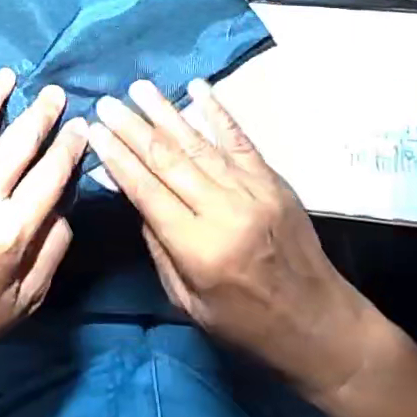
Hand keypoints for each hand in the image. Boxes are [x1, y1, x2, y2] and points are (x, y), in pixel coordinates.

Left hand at [0, 68, 84, 410]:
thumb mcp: (28, 299)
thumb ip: (53, 247)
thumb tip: (62, 201)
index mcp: (10, 234)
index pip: (50, 174)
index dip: (69, 146)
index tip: (81, 125)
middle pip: (17, 144)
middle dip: (41, 114)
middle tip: (55, 93)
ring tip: (8, 77)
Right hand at [88, 79, 380, 400]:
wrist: (322, 328)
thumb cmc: (246, 326)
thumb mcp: (187, 301)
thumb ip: (159, 246)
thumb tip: (134, 196)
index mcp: (199, 248)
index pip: (146, 190)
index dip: (117, 157)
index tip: (94, 130)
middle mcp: (225, 212)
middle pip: (168, 160)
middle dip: (132, 128)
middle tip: (106, 102)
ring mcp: (253, 192)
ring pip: (198, 144)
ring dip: (165, 112)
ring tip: (138, 87)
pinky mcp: (273, 182)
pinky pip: (239, 140)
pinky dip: (217, 112)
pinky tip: (197, 88)